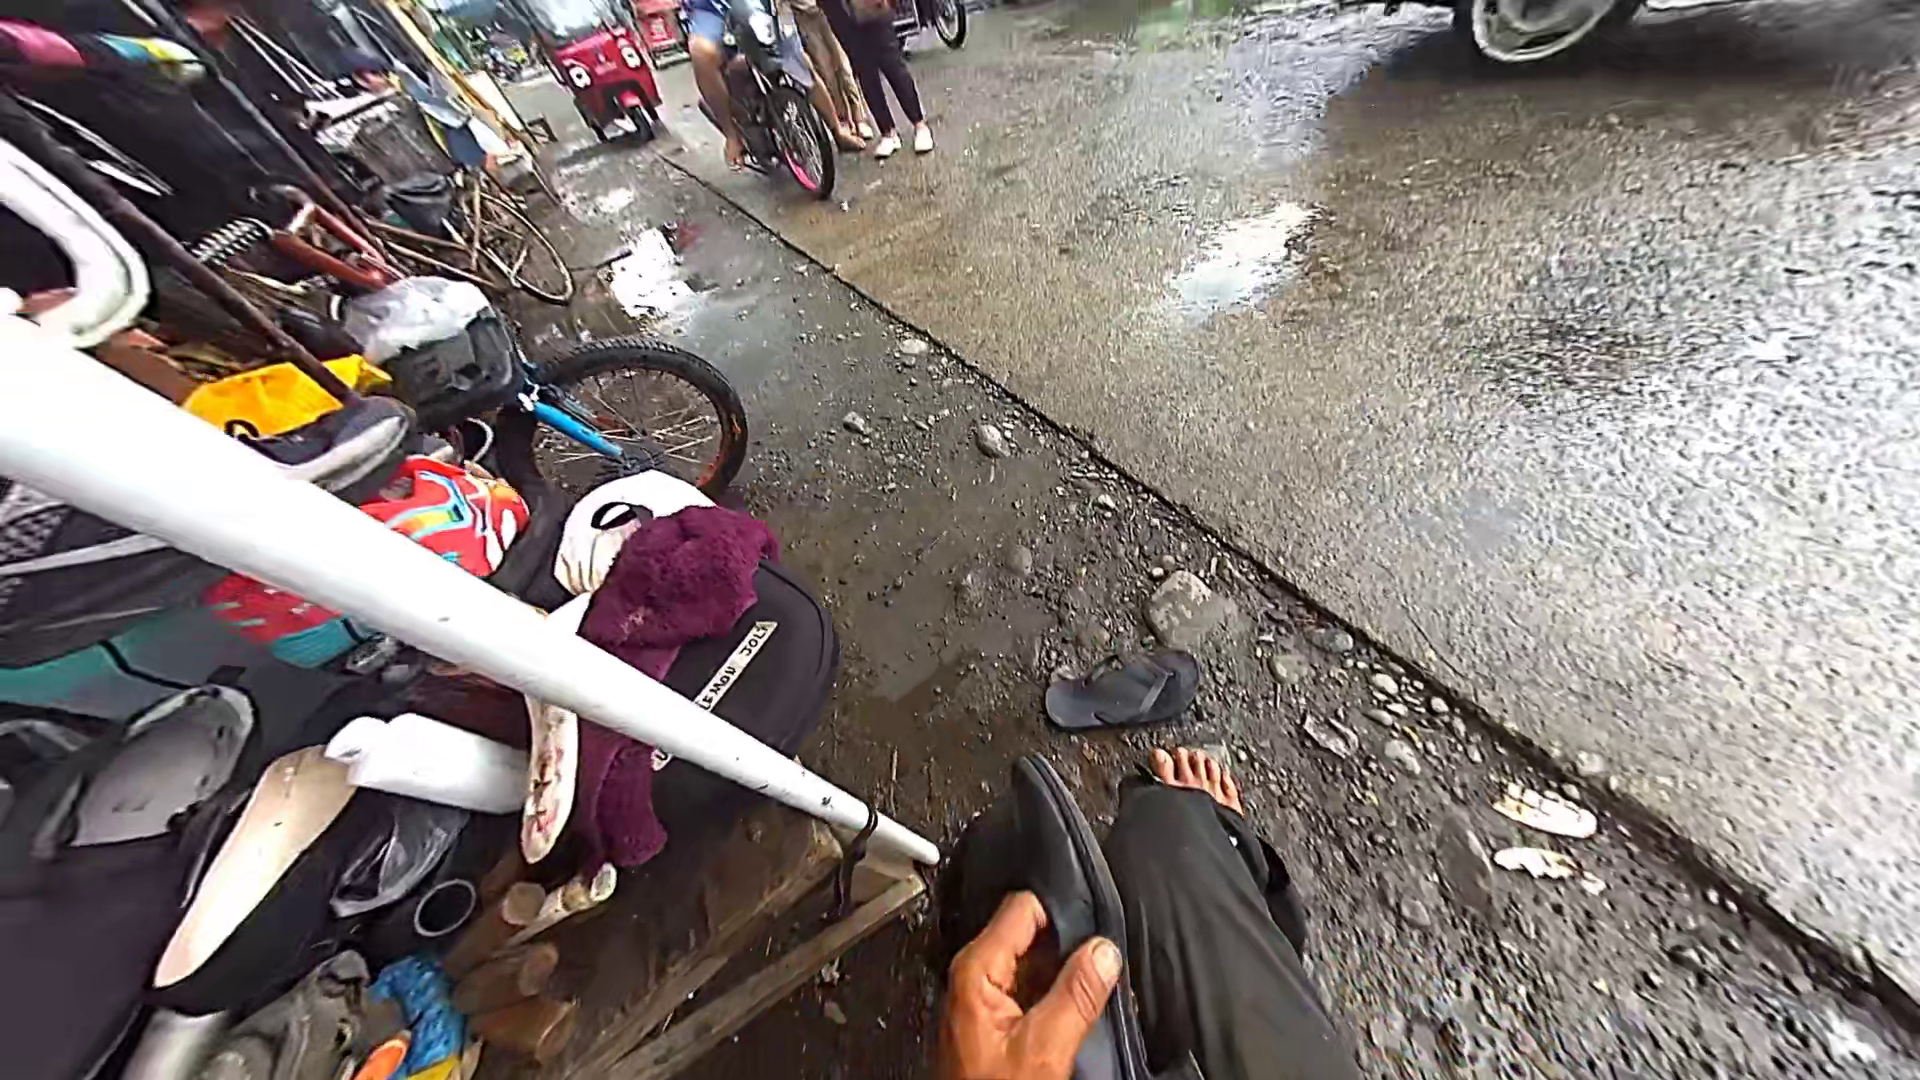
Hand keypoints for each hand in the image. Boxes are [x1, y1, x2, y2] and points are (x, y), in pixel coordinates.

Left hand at [938, 891, 1122, 1079]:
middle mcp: (975, 975)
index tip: (1091, 927)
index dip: (1060, 913)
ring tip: (1093, 985)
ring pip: (1032, 962)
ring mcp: (984, 998)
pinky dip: (1054, 994)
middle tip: (1099, 961)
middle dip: (1065, 945)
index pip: (1022, 909)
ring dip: (1063, 972)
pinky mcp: (995, 1021)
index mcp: (977, 968)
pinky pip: (1029, 989)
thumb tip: (1103, 951)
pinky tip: (1075, 1010)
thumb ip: (1075, 995)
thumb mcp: (1042, 1052)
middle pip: (1028, 933)